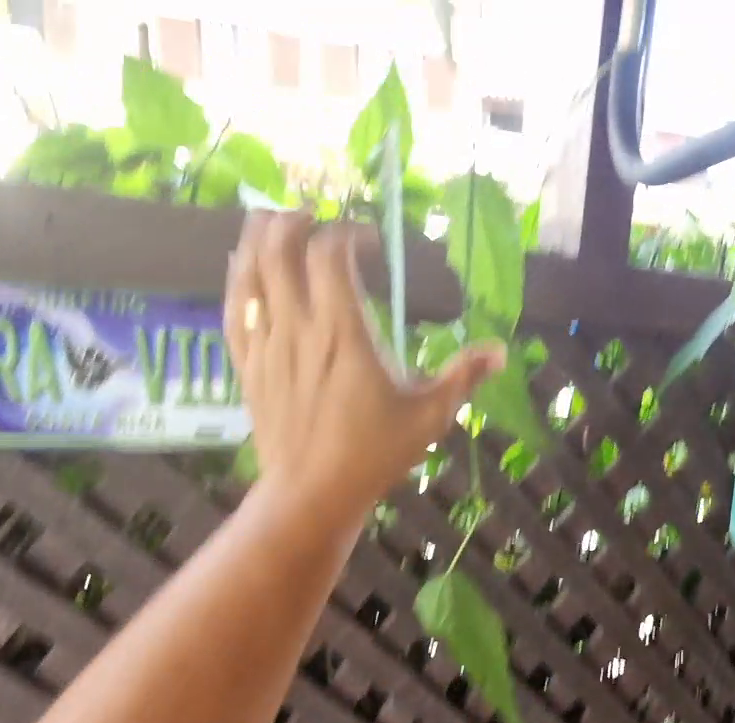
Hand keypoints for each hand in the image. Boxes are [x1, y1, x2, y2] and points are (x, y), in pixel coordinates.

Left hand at [224, 212, 501, 519]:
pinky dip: (238, 277)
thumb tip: (500, 351)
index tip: (370, 241)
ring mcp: (266, 344)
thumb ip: (463, 376)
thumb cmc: (375, 454)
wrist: (312, 494)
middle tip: (316, 216)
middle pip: (279, 246)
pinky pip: (233, 307)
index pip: (332, 254)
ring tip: (276, 223)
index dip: (349, 232)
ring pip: (248, 269)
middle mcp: (298, 327)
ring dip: (259, 236)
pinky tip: (245, 269)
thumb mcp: (429, 416)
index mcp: (344, 333)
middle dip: (296, 219)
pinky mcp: (247, 364)